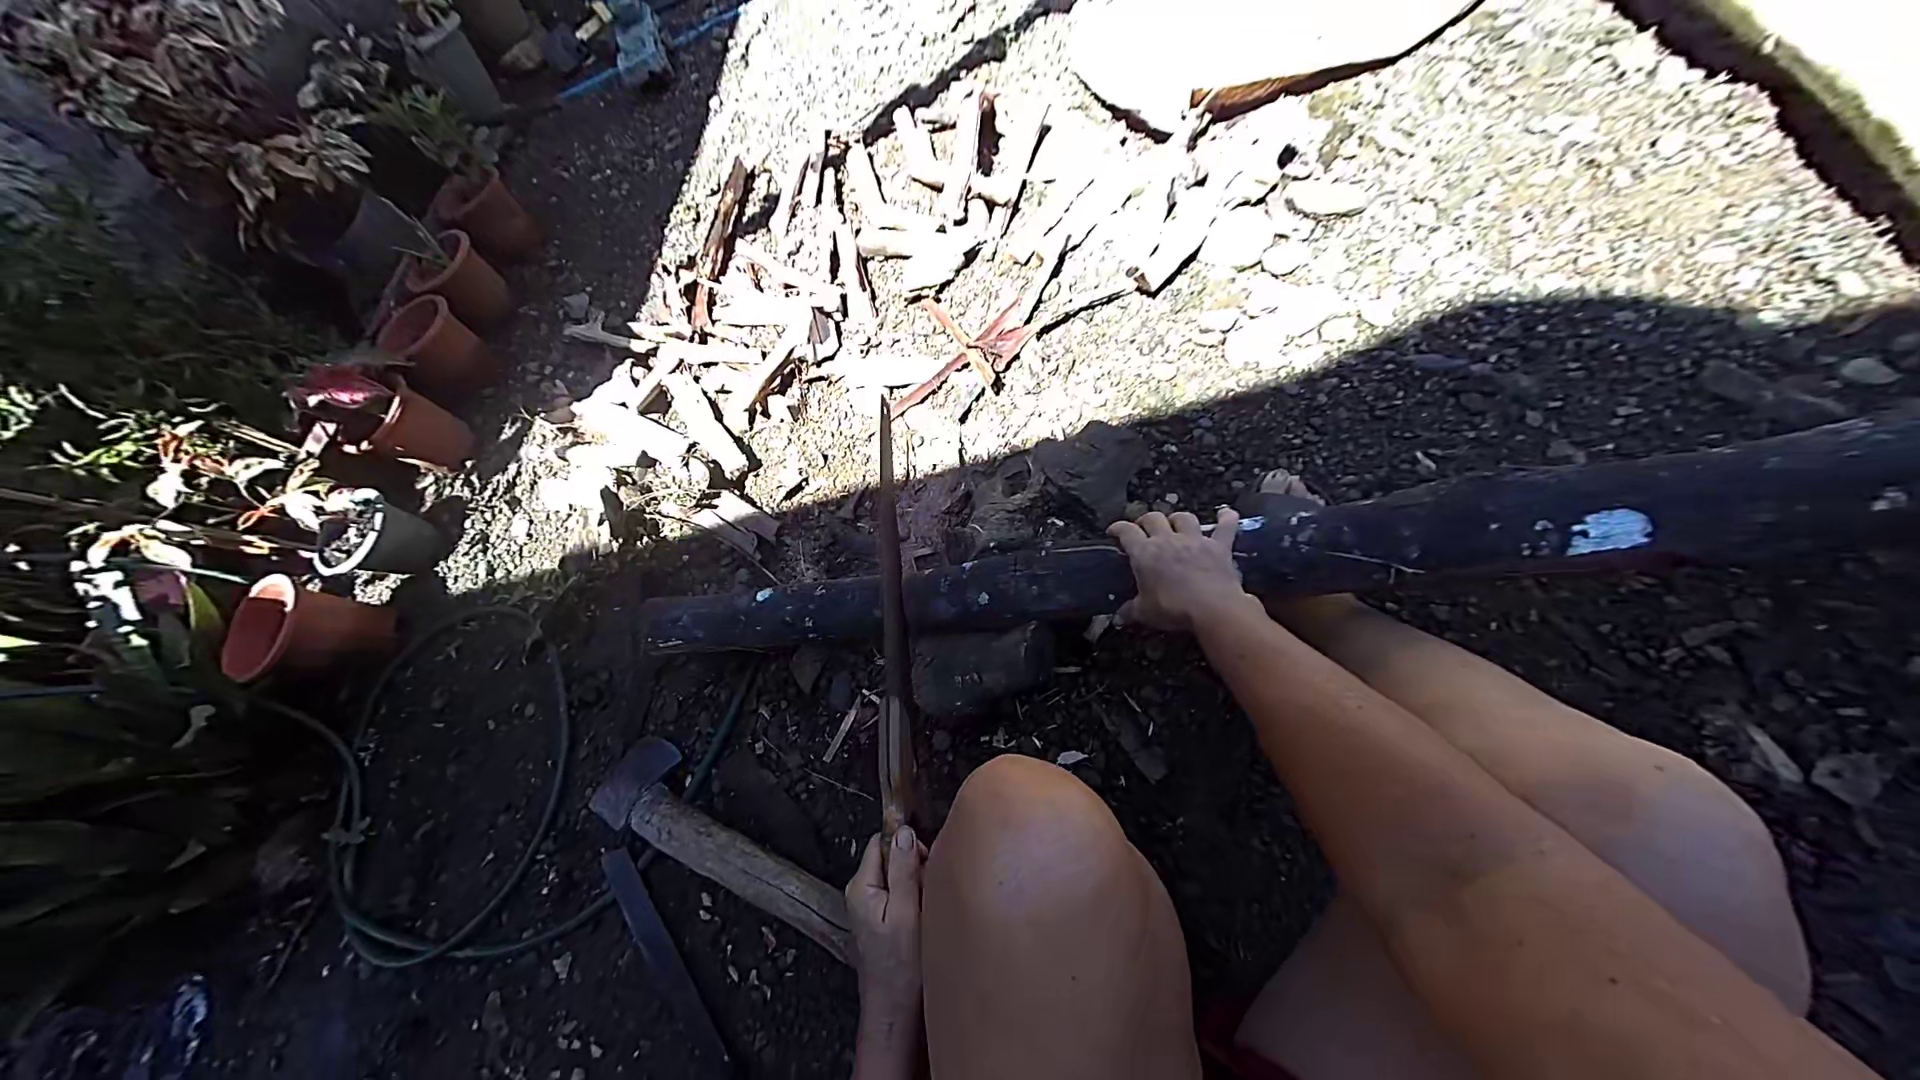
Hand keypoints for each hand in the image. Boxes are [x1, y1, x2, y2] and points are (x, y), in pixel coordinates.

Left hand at [846, 827, 925, 1079]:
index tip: (923, 859)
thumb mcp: (906, 912)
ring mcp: (871, 907)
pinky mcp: (883, 920)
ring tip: (925, 905)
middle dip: (914, 864)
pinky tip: (922, 916)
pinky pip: (901, 893)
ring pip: (899, 875)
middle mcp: (862, 893)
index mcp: (861, 886)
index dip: (905, 843)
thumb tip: (903, 832)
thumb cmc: (900, 968)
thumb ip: (904, 870)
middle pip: (891, 856)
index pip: (881, 842)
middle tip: (926, 888)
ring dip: (917, 882)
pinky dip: (915, 898)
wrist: (895, 1010)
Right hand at [1107, 508, 1251, 632]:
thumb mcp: (1145, 612)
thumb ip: (1130, 611)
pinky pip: (1225, 526)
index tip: (1114, 531)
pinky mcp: (1219, 546)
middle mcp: (1168, 539)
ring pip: (1184, 517)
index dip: (1118, 528)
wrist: (1212, 608)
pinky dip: (1226, 518)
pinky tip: (1226, 513)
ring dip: (1177, 519)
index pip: (1126, 531)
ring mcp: (1195, 540)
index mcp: (1144, 552)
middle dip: (1146, 521)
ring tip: (1175, 525)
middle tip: (1144, 529)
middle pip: (1153, 518)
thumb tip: (1118, 618)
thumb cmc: (1172, 609)